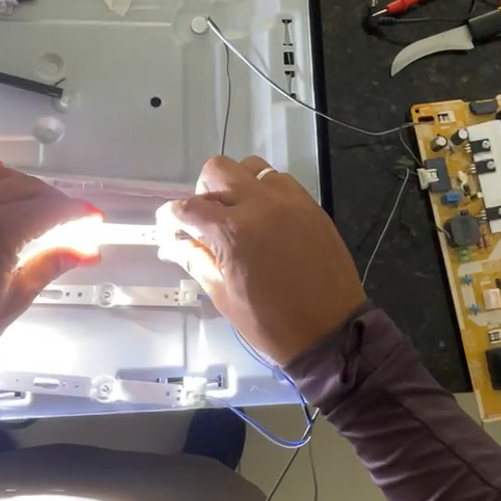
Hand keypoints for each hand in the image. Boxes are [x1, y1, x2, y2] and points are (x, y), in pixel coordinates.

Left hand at [0, 154, 98, 381]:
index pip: (51, 210)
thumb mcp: (12, 301)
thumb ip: (49, 265)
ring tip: (35, 203)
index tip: (90, 220)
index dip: (77, 213)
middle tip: (68, 220)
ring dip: (21, 185)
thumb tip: (83, 250)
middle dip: (54, 201)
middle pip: (27, 188)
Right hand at [159, 155, 364, 365]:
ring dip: (236, 185)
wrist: (331, 332)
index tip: (170, 228)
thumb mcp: (224, 296)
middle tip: (205, 220)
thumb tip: (174, 245)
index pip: (188, 207)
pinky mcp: (311, 205)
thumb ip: (196, 261)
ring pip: (250, 168)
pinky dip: (264, 191)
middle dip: (202, 191)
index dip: (171, 217)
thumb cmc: (272, 323)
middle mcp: (260, 205)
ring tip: (237, 214)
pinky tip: (265, 218)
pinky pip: (280, 181)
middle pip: (217, 170)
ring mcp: (289, 201)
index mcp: (232, 232)